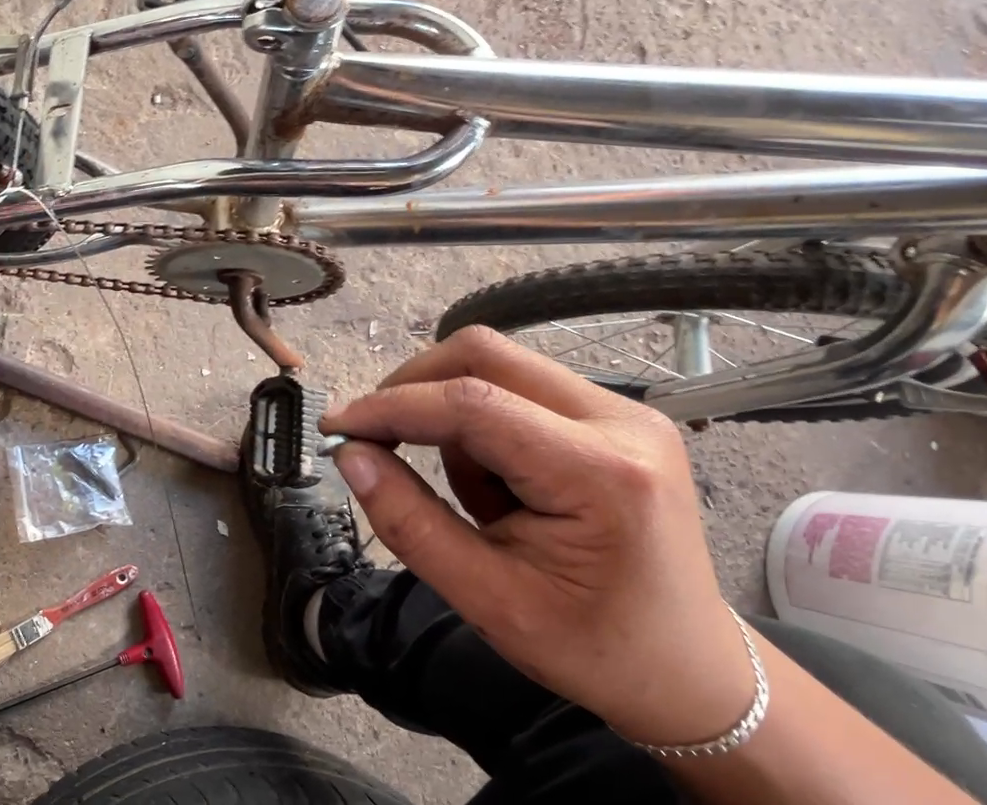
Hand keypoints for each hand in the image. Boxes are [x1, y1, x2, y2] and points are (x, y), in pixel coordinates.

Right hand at [322, 326, 757, 747]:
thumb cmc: (595, 648)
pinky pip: (518, 389)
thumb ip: (407, 520)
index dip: (389, 407)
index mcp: (600, 474)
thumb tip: (349, 456)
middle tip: (375, 437)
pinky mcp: (616, 419)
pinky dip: (481, 425)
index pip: (469, 403)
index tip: (336, 428)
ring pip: (496, 367)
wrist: (693, 675)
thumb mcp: (486, 598)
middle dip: (413, 388)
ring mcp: (625, 414)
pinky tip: (498, 486)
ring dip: (451, 416)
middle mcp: (622, 422)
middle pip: (482, 354)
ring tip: (470, 497)